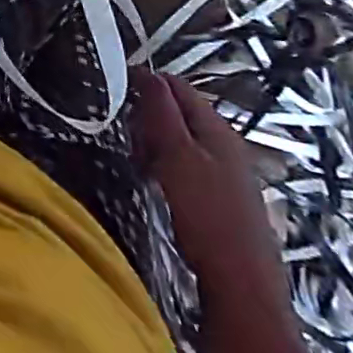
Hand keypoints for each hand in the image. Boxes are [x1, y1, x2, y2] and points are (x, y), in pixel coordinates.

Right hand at [132, 69, 288, 303]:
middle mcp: (224, 143)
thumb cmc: (206, 213)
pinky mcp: (218, 192)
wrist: (240, 281)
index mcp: (216, 128)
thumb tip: (146, 71)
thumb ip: (161, 113)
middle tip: (124, 132)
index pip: (176, 86)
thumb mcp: (177, 155)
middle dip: (146, 114)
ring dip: (152, 139)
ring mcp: (224, 169)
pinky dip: (162, 161)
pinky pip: (183, 160)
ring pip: (178, 136)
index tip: (112, 90)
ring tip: (135, 156)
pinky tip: (151, 178)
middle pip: (177, 110)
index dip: (144, 82)